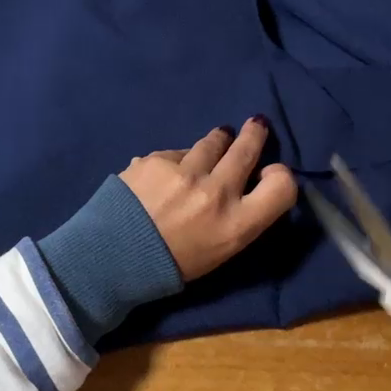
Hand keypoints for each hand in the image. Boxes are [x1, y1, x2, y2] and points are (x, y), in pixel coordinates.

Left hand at [120, 118, 298, 280]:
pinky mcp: (156, 159)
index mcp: (236, 225)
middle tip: (256, 125)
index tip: (270, 171)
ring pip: (212, 142)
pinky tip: (165, 176)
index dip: (280, 176)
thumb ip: (238, 217)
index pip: (281, 186)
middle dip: (254, 134)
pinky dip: (177, 160)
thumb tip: (249, 183)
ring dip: (217, 141)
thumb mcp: (218, 252)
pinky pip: (176, 153)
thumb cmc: (170, 266)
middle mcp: (216, 193)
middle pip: (247, 149)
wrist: (109, 260)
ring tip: (218, 139)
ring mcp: (184, 172)